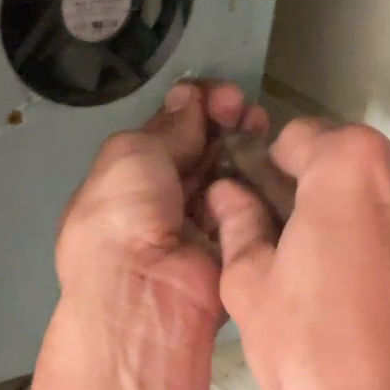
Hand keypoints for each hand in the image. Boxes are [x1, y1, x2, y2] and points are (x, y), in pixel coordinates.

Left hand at [57, 81, 268, 337]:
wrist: (143, 294)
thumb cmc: (122, 217)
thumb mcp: (131, 155)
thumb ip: (167, 127)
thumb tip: (188, 99)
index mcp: (127, 181)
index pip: (165, 136)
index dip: (192, 109)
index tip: (217, 94)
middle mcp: (161, 205)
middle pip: (200, 155)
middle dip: (222, 125)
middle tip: (245, 107)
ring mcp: (197, 231)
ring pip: (227, 181)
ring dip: (245, 151)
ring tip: (261, 128)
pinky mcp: (228, 254)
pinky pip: (247, 214)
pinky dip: (257, 190)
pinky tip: (267, 168)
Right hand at [205, 120, 389, 389]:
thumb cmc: (310, 350)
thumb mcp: (249, 286)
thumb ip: (237, 223)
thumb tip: (226, 193)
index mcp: (352, 164)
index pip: (298, 138)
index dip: (271, 173)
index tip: (262, 211)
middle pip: (351, 166)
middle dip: (322, 196)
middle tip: (299, 255)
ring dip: (365, 221)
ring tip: (343, 285)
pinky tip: (380, 303)